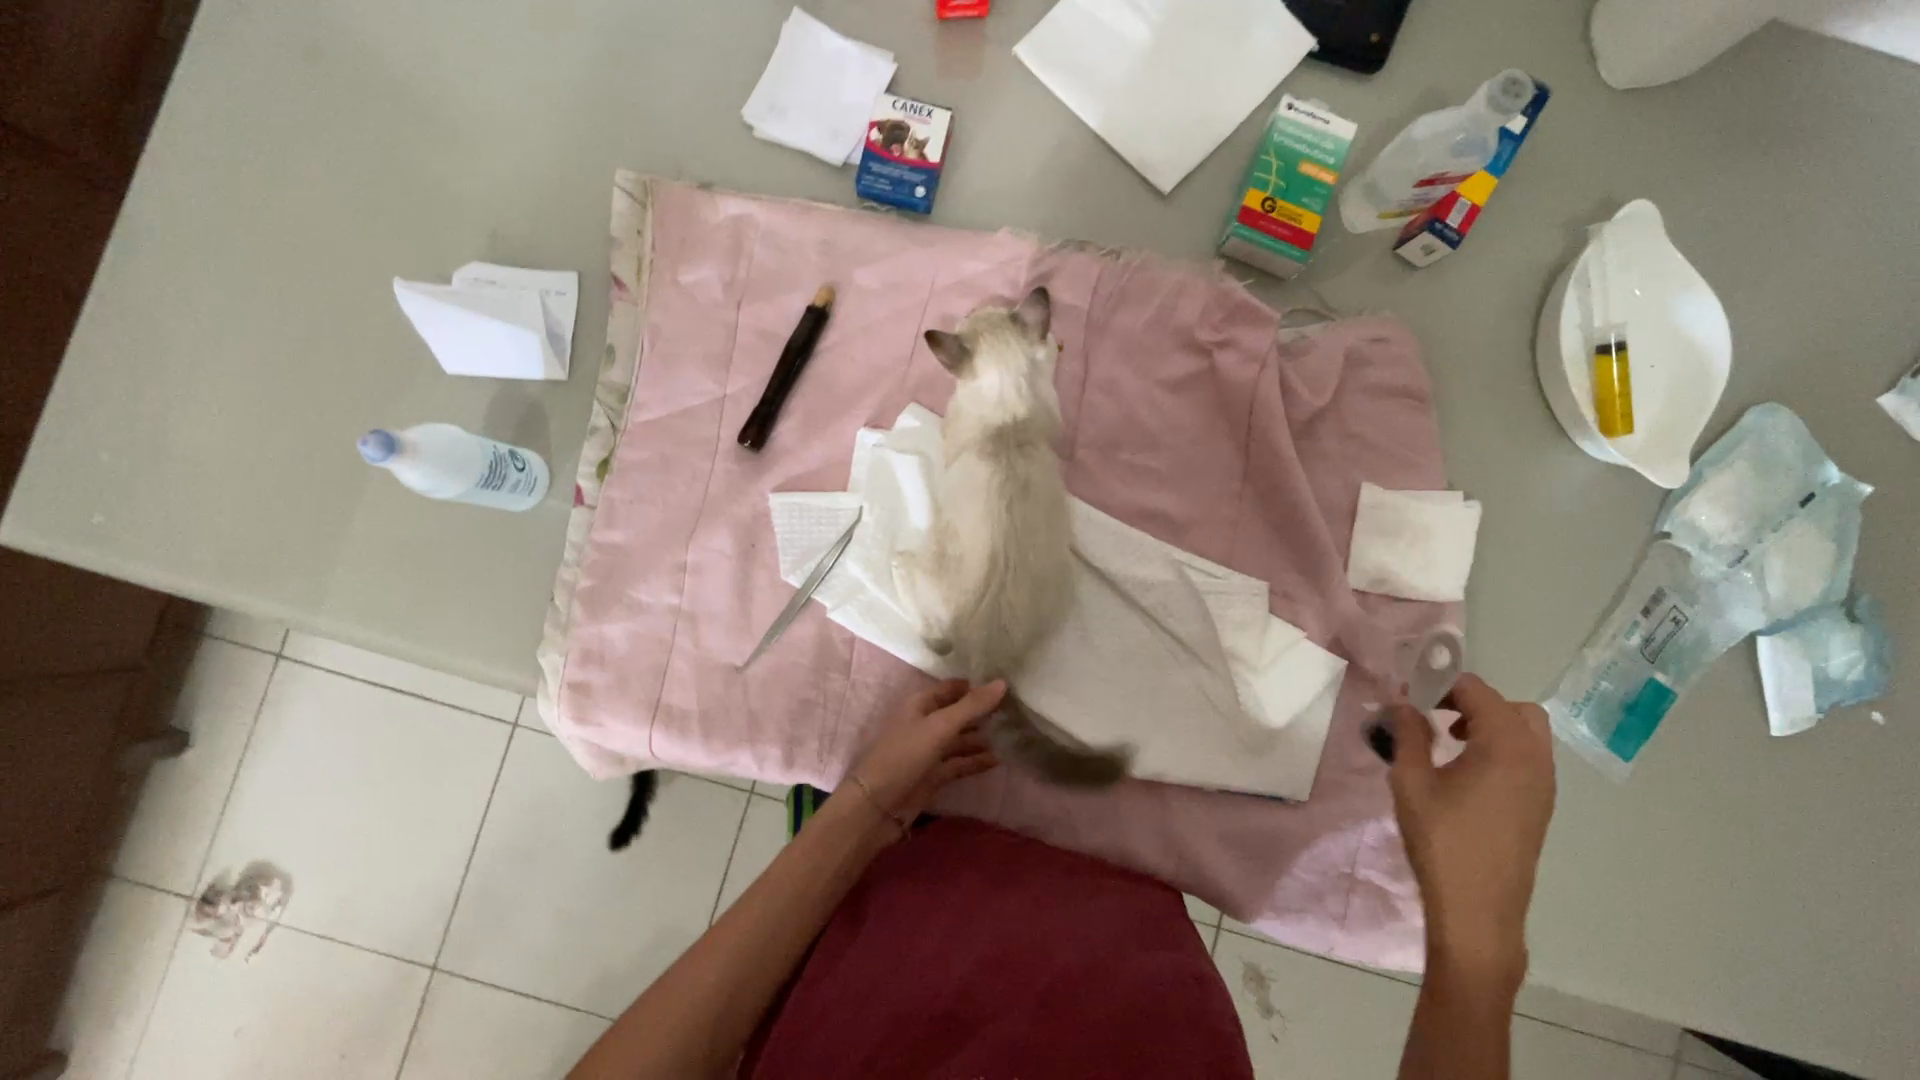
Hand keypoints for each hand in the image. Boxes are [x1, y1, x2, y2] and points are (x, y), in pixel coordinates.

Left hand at [844, 680, 1004, 830]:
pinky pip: (959, 763)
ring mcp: (929, 751)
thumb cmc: (904, 755)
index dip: (974, 685)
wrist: (878, 805)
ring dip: (982, 737)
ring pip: (960, 740)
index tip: (1004, 683)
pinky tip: (999, 759)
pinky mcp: (934, 775)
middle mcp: (925, 724)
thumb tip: (1002, 682)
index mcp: (919, 705)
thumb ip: (971, 706)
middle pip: (957, 713)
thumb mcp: (939, 726)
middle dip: (982, 711)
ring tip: (1013, 733)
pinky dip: (976, 761)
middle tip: (1016, 709)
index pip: (950, 688)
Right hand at [1386, 673, 1555, 985]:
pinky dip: (1500, 749)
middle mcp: (1535, 758)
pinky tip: (1464, 773)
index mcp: (1506, 746)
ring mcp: (1544, 785)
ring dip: (1489, 725)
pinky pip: (1527, 758)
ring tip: (1447, 742)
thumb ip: (1407, 734)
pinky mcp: (1540, 806)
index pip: (1477, 691)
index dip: (1440, 684)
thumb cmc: (1441, 840)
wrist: (1478, 909)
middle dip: (1472, 701)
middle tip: (1434, 715)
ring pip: (1525, 733)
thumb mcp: (1410, 781)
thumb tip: (1401, 701)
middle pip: (1512, 707)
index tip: (1408, 695)